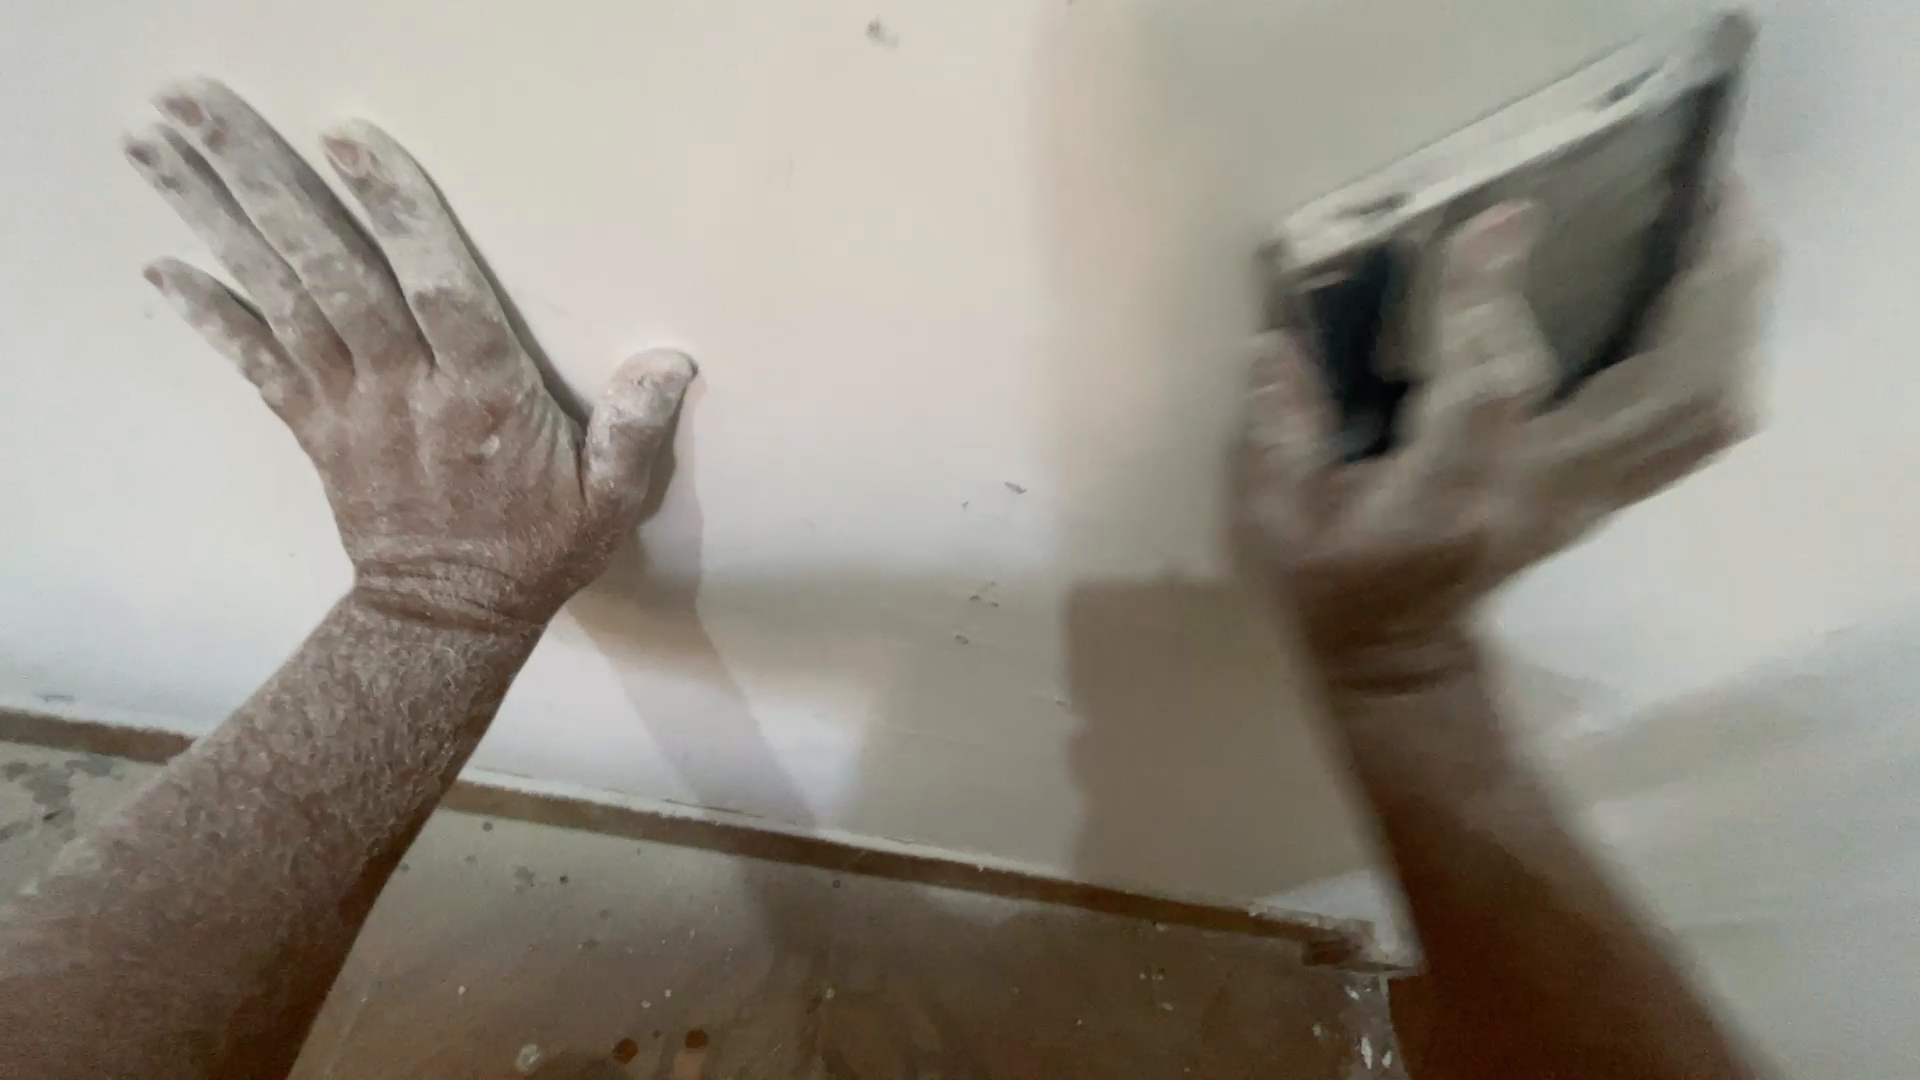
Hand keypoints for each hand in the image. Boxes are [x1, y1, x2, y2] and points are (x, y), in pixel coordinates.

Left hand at [126, 79, 693, 626]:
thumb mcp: (614, 501)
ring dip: (217, 221)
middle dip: (266, 187)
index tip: (353, 142)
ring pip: (283, 305)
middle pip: (335, 278)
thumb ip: (636, 432)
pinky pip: (257, 365)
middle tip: (195, 101)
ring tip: (154, 141)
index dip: (401, 219)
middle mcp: (410, 394)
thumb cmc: (542, 551)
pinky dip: (210, 313)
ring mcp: (353, 411)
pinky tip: (165, 263)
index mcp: (487, 402)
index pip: (441, 295)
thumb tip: (670, 363)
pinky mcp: (318, 432)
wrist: (453, 614)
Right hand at [1238, 196, 1771, 692]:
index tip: (1499, 222)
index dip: (1491, 304)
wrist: (1394, 651)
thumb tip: (1273, 345)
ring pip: (1701, 405)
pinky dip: (1719, 352)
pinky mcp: (1606, 494)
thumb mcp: (1276, 522)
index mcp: (1440, 503)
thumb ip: (1276, 434)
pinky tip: (1700, 297)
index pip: (1485, 391)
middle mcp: (1534, 497)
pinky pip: (1695, 423)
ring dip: (1729, 307)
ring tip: (1721, 221)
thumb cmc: (1331, 586)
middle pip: (1663, 393)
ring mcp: (1585, 498)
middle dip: (1698, 284)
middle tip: (1702, 188)